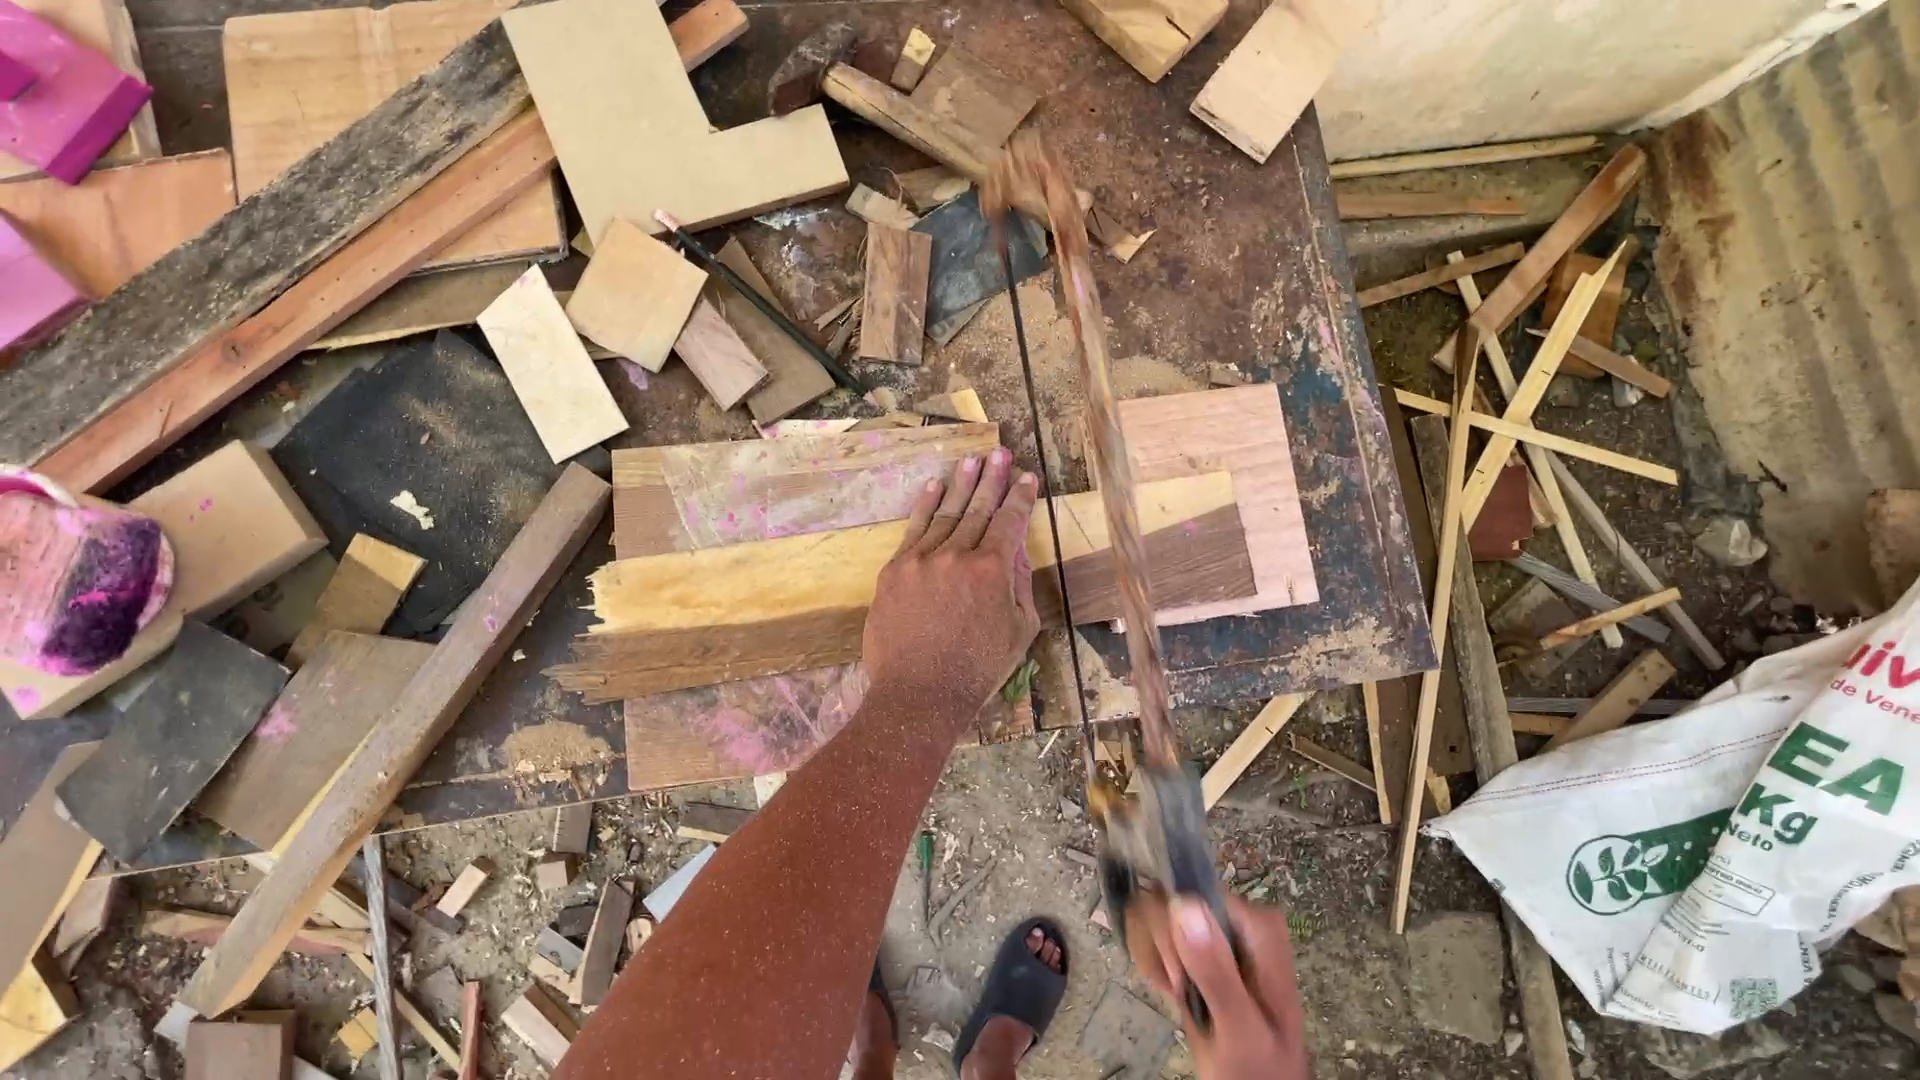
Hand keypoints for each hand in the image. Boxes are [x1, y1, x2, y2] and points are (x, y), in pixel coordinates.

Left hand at [862, 447, 1041, 716]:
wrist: (919, 694)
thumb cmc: (977, 670)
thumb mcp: (1019, 631)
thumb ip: (1019, 585)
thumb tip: (1016, 551)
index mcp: (993, 571)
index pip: (1009, 522)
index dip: (1020, 497)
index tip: (1027, 477)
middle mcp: (957, 556)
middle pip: (978, 508)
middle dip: (992, 478)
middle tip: (999, 452)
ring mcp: (921, 560)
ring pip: (945, 513)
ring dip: (960, 484)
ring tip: (971, 461)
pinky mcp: (895, 571)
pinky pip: (912, 530)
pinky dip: (924, 506)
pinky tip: (934, 486)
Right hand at [1125, 893, 1309, 1079]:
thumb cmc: (1259, 1069)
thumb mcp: (1241, 1029)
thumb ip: (1216, 973)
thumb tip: (1184, 906)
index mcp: (1257, 928)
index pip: (1194, 896)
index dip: (1175, 930)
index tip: (1178, 973)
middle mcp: (1235, 920)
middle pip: (1171, 902)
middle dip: (1163, 947)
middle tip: (1179, 987)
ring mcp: (1214, 932)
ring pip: (1157, 913)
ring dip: (1154, 956)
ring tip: (1174, 992)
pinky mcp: (1196, 947)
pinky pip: (1155, 931)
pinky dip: (1152, 961)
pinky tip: (1165, 987)